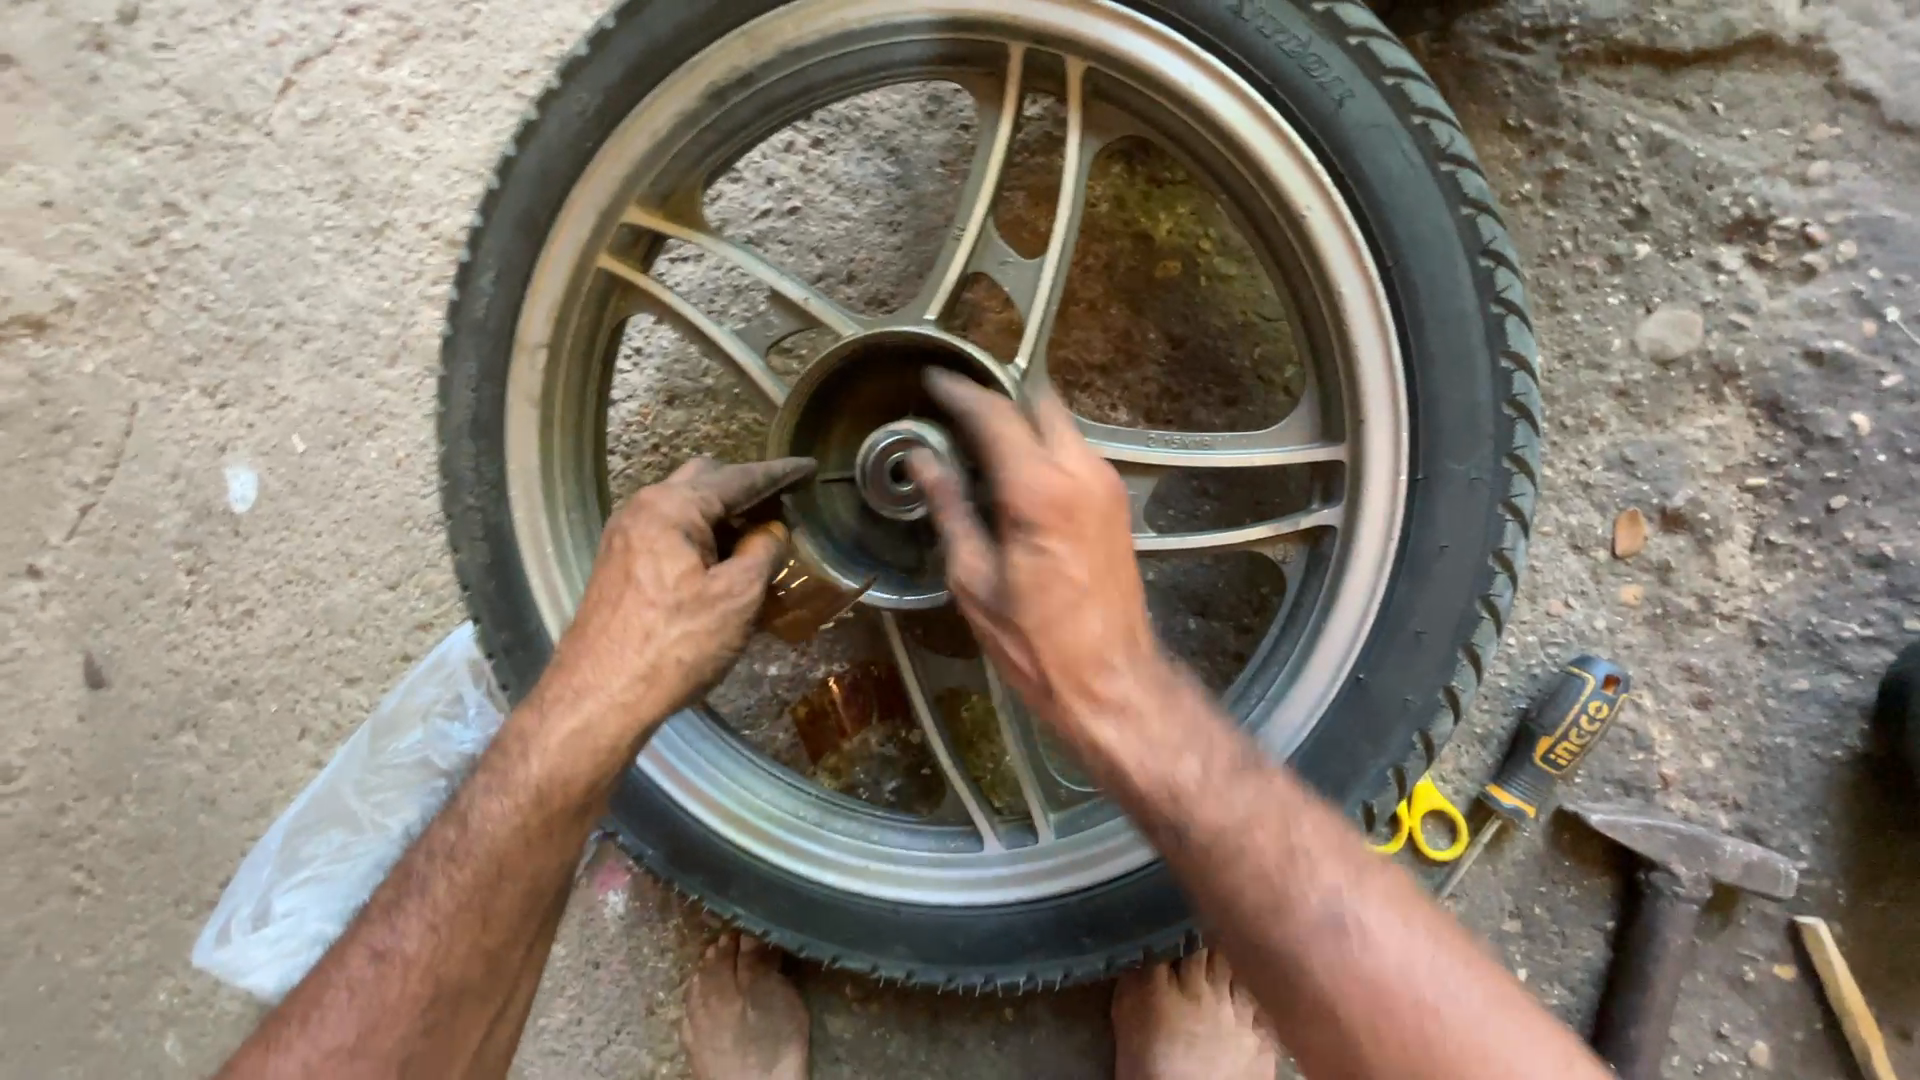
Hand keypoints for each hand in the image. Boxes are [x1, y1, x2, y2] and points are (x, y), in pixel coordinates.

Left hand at [536, 456, 815, 752]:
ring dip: (724, 514)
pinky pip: (670, 530)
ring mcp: (626, 535)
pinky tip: (723, 561)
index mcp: (672, 507)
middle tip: (784, 506)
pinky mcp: (621, 563)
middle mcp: (643, 509)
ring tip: (760, 536)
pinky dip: (702, 534)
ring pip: (685, 506)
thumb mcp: (738, 596)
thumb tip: (773, 528)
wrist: (599, 696)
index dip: (779, 473)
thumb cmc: (676, 644)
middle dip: (747, 487)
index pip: (739, 477)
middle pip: (705, 479)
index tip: (810, 468)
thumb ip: (764, 550)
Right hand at [910, 370, 1169, 746]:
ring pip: (1060, 425)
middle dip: (996, 398)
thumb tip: (922, 461)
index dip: (960, 393)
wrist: (1111, 680)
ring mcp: (1107, 485)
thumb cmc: (1036, 643)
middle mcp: (1082, 472)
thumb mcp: (974, 578)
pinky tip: (1014, 473)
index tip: (934, 381)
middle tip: (956, 409)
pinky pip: (1075, 452)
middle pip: (1038, 402)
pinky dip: (1042, 447)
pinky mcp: (1116, 502)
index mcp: (1040, 490)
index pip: (996, 414)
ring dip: (1021, 422)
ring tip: (978, 442)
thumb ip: (949, 507)